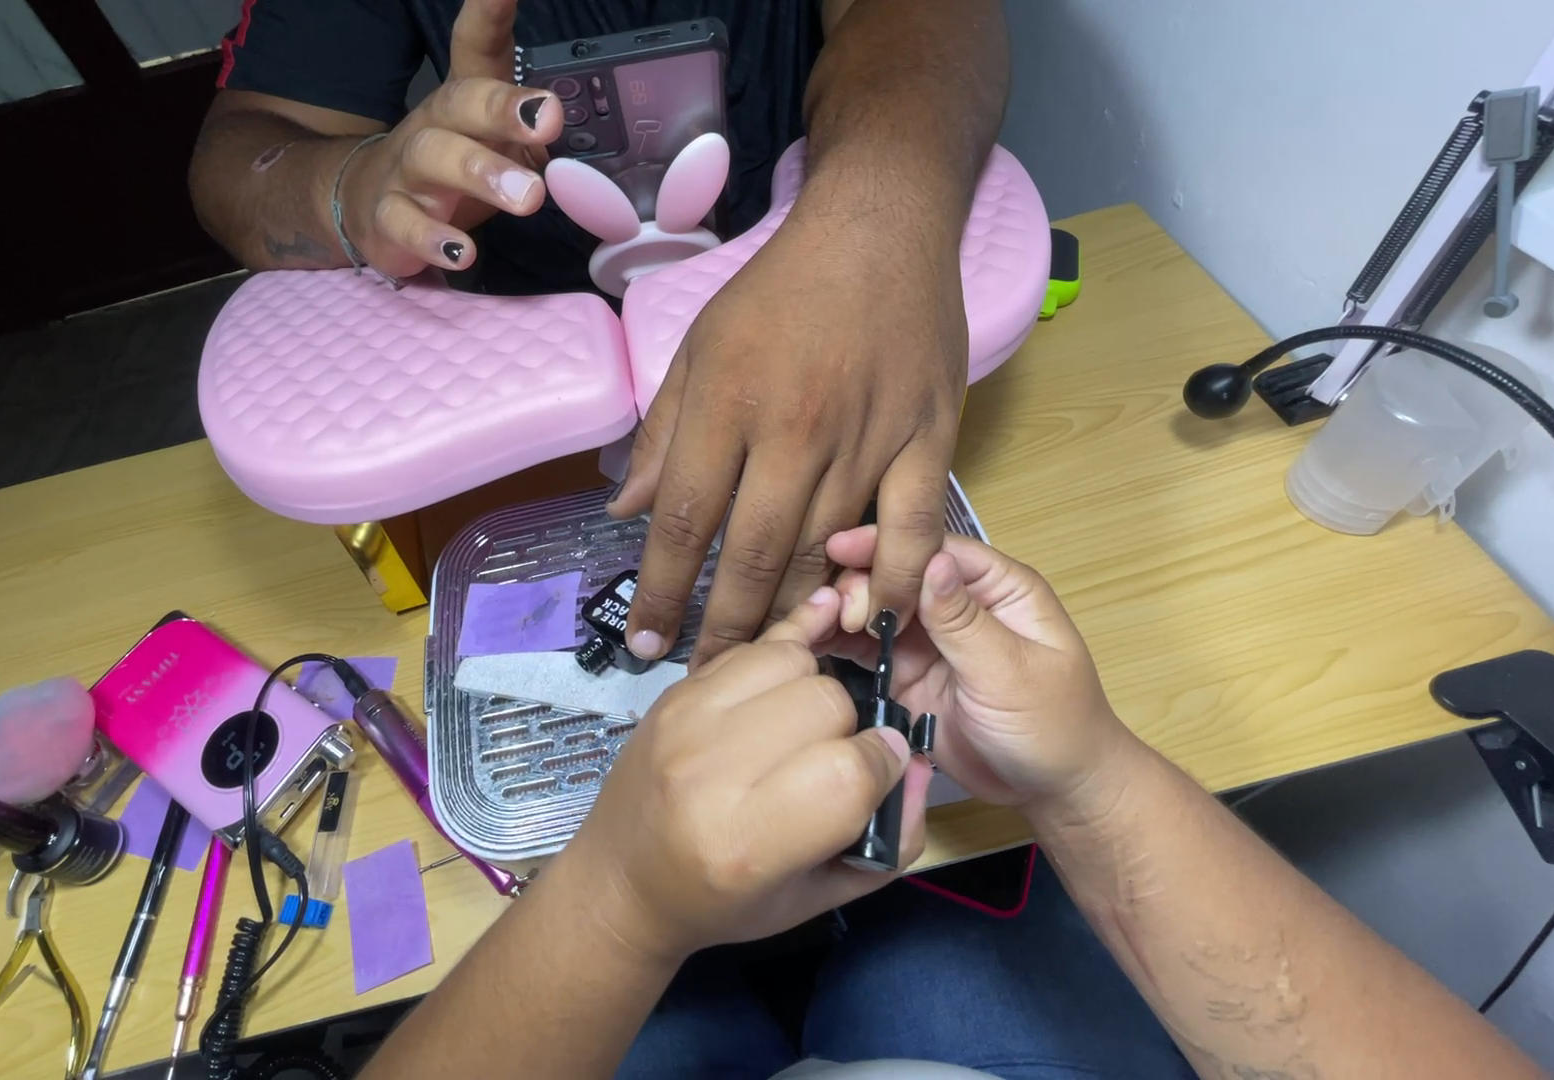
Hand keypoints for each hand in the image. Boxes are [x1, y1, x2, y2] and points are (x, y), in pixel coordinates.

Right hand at [339, 0, 560, 276]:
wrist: (369, 205)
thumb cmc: (451, 171)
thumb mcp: (491, 140)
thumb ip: (528, 128)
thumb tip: (583, 128)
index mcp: (465, 102)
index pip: (478, 48)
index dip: (491, 13)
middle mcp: (434, 126)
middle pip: (462, 104)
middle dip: (504, 108)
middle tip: (548, 118)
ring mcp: (407, 172)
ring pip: (436, 160)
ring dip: (482, 174)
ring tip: (529, 198)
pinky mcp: (389, 219)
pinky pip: (407, 226)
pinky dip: (435, 239)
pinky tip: (463, 253)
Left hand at [547, 592, 931, 963]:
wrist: (622, 880)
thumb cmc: (721, 904)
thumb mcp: (816, 899)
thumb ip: (888, 840)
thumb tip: (916, 760)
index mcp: (743, 842)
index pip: (846, 771)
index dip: (881, 763)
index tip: (880, 769)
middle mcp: (708, 771)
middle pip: (823, 701)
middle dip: (850, 725)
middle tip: (834, 751)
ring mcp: (684, 720)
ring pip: (790, 659)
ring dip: (814, 684)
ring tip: (804, 720)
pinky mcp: (673, 692)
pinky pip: (749, 647)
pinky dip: (780, 657)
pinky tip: (796, 666)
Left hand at [607, 208, 966, 666]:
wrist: (880, 232)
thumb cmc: (778, 292)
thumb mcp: (697, 347)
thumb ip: (661, 433)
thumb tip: (623, 509)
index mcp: (728, 404)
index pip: (682, 520)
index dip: (659, 590)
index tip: (643, 641)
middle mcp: (793, 431)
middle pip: (751, 555)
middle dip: (722, 628)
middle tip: (703, 675)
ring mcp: (868, 440)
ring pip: (824, 553)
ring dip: (791, 619)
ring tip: (766, 667)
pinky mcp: (930, 441)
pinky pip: (912, 531)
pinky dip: (893, 585)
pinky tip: (866, 625)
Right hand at [800, 528, 1134, 807]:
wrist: (1048, 792)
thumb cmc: (1052, 727)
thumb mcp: (1011, 673)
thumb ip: (965, 622)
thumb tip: (931, 563)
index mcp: (998, 588)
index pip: (937, 549)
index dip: (889, 545)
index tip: (842, 548)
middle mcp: (957, 603)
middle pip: (898, 573)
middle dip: (863, 584)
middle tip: (839, 611)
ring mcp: (928, 637)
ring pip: (875, 606)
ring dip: (844, 610)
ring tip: (817, 622)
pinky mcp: (904, 670)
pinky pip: (865, 647)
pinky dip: (838, 641)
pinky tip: (811, 640)